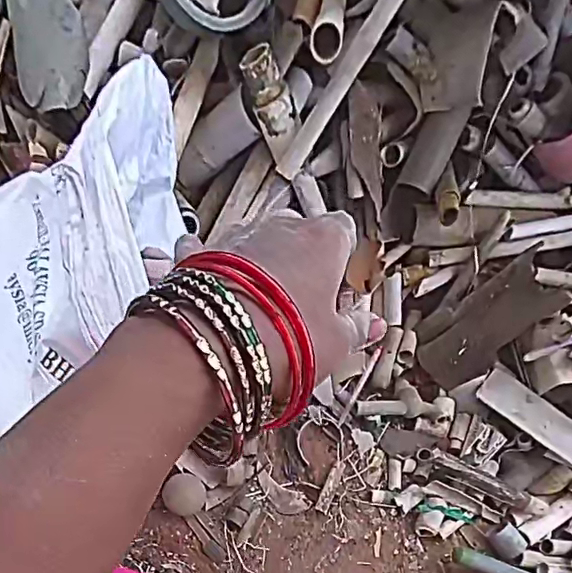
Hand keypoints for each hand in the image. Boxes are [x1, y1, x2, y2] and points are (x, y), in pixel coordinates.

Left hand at [176, 212, 381, 399]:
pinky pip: (210, 254)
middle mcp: (280, 227)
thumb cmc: (286, 341)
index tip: (340, 294)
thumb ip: (356, 329)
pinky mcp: (199, 255)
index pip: (344, 233)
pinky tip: (217, 291)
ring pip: (256, 244)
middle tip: (301, 307)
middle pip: (298, 235)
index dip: (344, 263)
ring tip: (261, 311)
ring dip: (261, 268)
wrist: (217, 345)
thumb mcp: (335, 344)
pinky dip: (214, 268)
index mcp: (323, 240)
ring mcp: (237, 236)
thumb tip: (372, 325)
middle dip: (300, 263)